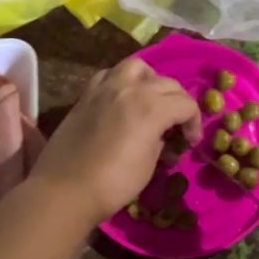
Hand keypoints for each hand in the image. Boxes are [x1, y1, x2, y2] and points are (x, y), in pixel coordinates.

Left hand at [30, 58, 200, 221]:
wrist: (64, 191)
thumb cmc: (113, 183)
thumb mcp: (149, 164)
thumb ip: (160, 141)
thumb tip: (161, 135)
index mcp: (152, 107)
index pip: (186, 104)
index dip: (194, 122)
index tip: (190, 141)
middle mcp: (131, 89)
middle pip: (167, 84)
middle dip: (178, 102)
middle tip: (177, 125)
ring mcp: (106, 88)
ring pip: (138, 67)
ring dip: (151, 80)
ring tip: (150, 98)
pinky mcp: (86, 95)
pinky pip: (109, 75)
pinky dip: (122, 81)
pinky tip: (122, 99)